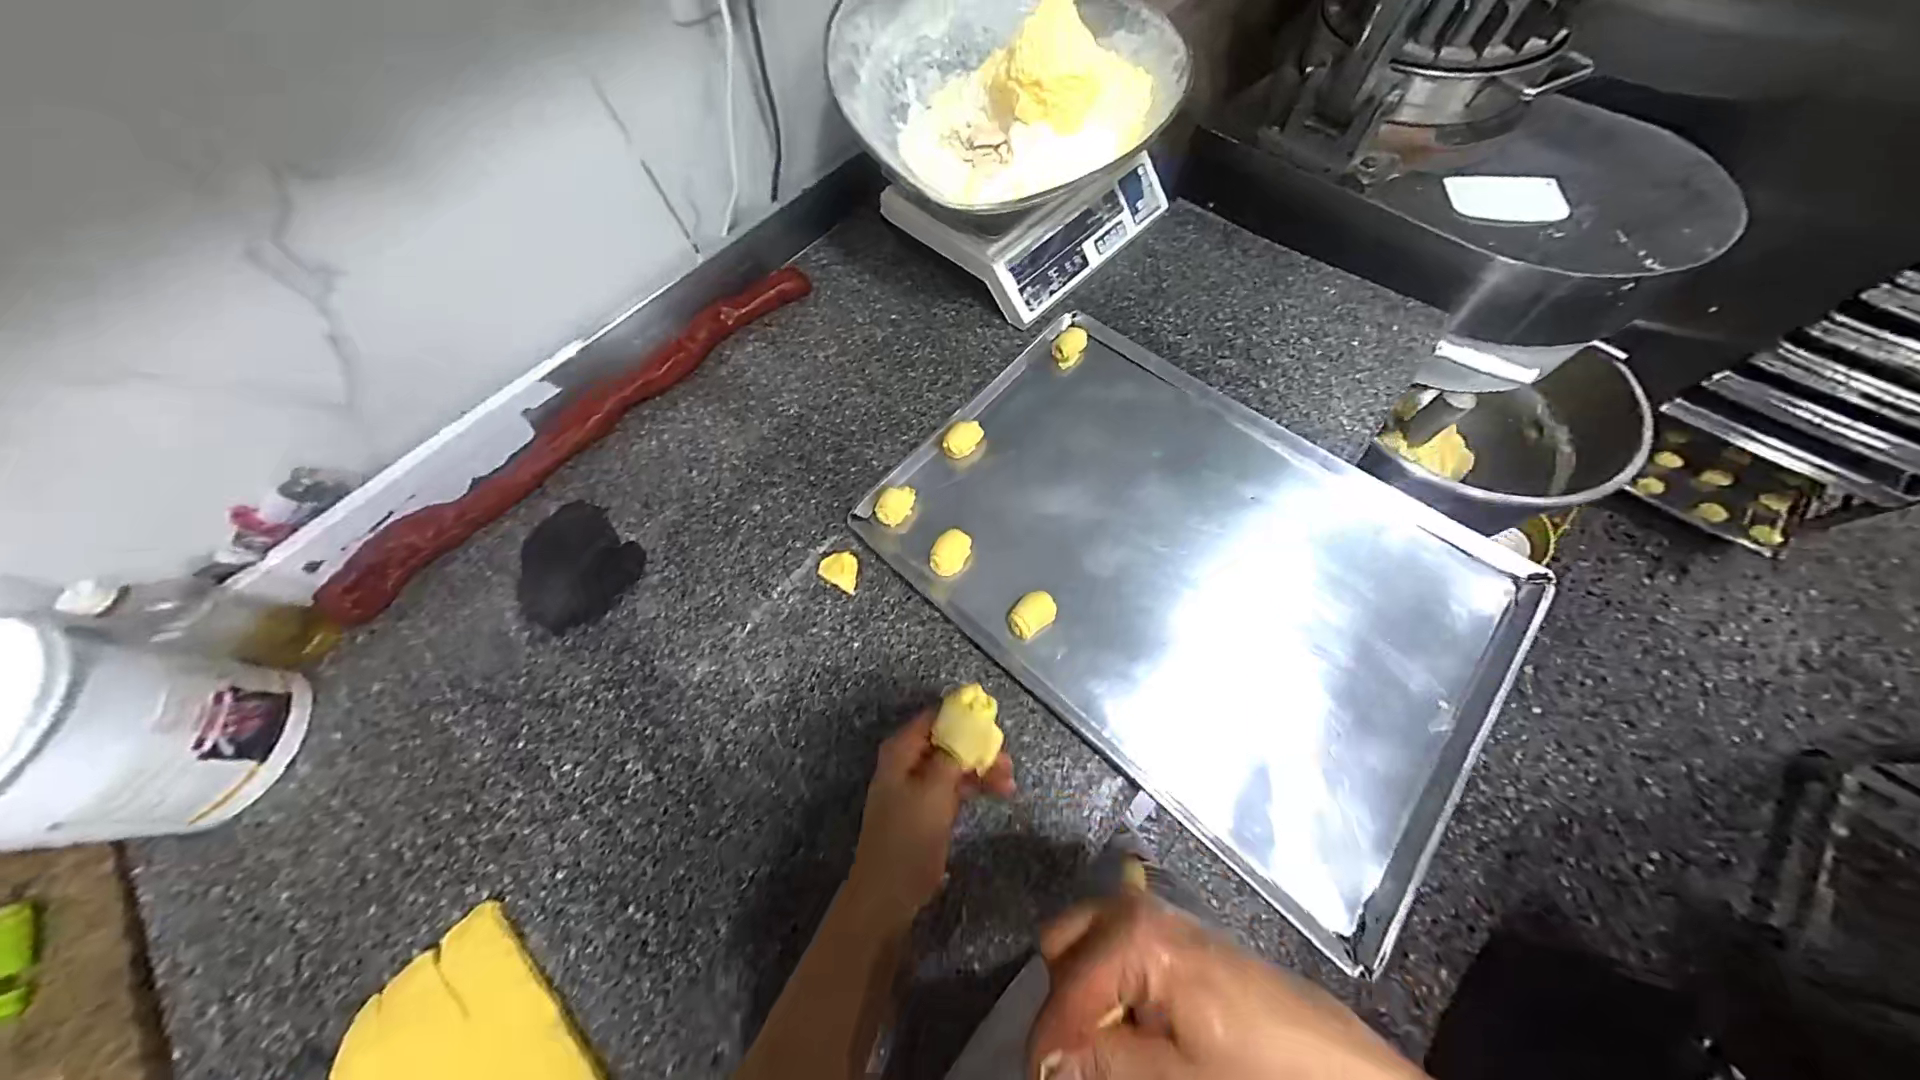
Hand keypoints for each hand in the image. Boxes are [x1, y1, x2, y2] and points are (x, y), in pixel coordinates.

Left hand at [845, 708, 1015, 927]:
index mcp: (901, 751)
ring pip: (956, 763)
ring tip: (1010, 782)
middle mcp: (909, 762)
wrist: (889, 894)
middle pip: (949, 740)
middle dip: (979, 748)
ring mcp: (919, 785)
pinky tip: (1001, 792)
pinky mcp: (930, 807)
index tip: (994, 724)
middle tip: (1007, 762)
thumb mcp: (933, 791)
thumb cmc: (908, 837)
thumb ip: (953, 753)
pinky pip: (956, 785)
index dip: (963, 716)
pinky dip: (976, 786)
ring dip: (983, 769)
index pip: (934, 717)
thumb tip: (969, 720)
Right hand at [1028, 894, 1426, 1079]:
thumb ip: (1106, 1062)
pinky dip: (1113, 985)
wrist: (1348, 1070)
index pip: (1066, 988)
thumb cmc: (1262, 1074)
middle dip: (1061, 1002)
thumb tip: (1048, 1064)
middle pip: (1064, 942)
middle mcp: (1143, 911)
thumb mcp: (1179, 1078)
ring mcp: (1164, 919)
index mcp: (1138, 936)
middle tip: (1078, 1057)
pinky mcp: (1183, 939)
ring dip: (1084, 994)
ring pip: (1090, 942)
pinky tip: (1135, 1029)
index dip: (1048, 1043)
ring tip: (1106, 1047)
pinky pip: (1120, 949)